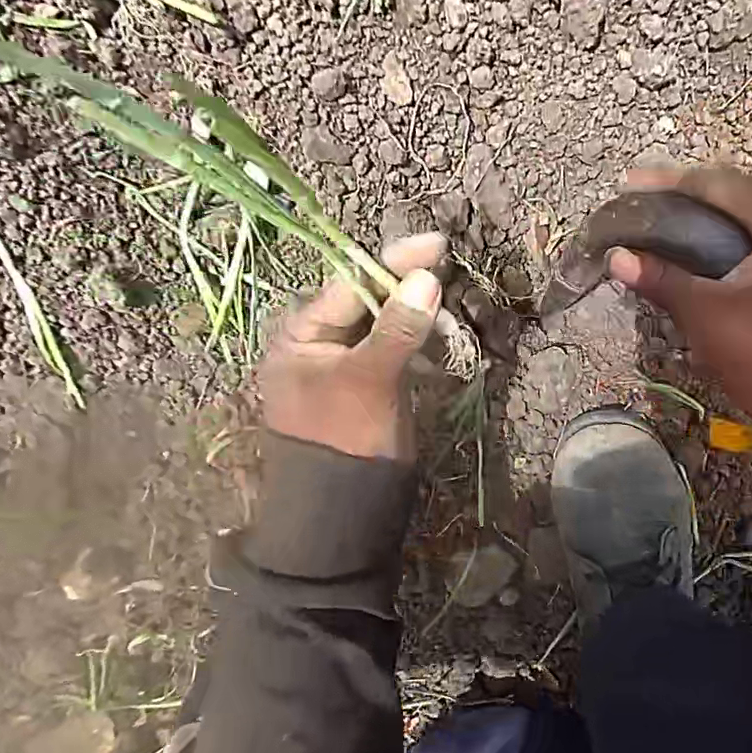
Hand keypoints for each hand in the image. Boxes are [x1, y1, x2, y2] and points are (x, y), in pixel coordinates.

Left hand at [260, 233, 445, 460]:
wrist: (346, 507)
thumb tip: (427, 279)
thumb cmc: (346, 437)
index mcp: (302, 335)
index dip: (394, 263)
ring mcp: (348, 364)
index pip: (350, 284)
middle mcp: (321, 343)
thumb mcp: (368, 379)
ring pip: (388, 325)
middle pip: (370, 301)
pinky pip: (398, 350)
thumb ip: (395, 328)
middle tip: (447, 282)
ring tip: (449, 328)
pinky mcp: (372, 383)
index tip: (435, 245)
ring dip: (420, 321)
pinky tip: (441, 348)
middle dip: (410, 293)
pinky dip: (420, 346)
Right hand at [609, 167, 751, 553]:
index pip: (722, 185)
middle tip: (640, 216)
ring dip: (710, 233)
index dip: (669, 184)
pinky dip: (734, 254)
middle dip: (688, 209)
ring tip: (662, 239)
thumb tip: (618, 256)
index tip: (627, 184)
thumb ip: (666, 281)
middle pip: (741, 201)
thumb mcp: (715, 322)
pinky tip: (704, 265)